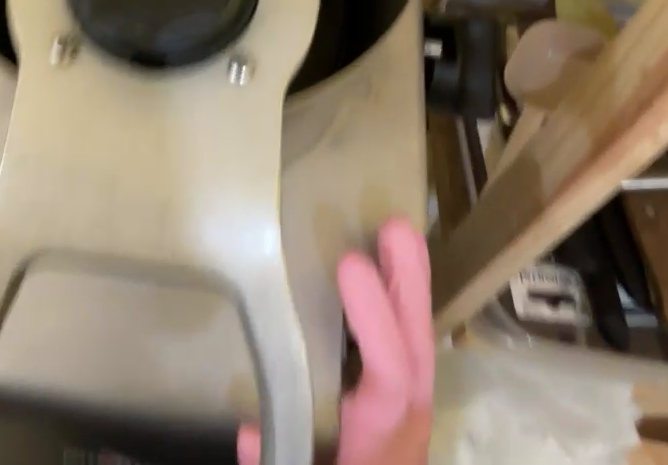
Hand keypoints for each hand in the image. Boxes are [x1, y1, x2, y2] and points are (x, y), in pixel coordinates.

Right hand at [238, 218, 433, 464]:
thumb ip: (276, 462)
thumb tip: (250, 429)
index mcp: (375, 450)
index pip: (389, 383)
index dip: (376, 322)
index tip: (349, 265)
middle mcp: (399, 435)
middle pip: (416, 354)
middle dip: (409, 289)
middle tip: (395, 227)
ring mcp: (404, 427)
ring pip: (417, 351)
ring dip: (408, 291)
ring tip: (395, 234)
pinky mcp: (397, 422)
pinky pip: (405, 358)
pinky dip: (399, 315)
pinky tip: (384, 280)